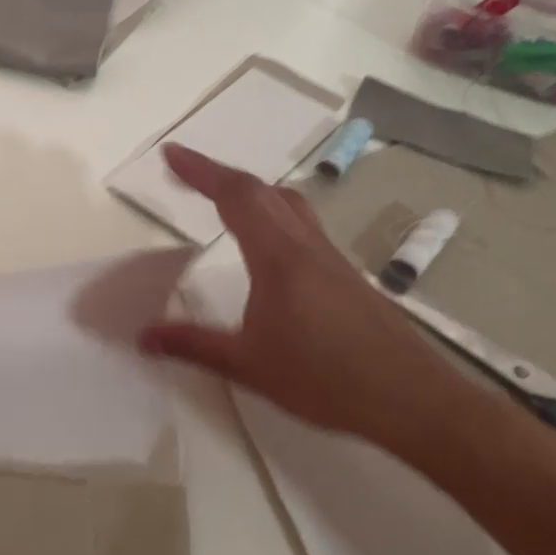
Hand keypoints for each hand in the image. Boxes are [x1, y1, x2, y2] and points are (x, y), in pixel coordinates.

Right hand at [138, 144, 468, 447]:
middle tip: (184, 173)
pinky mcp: (346, 277)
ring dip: (252, 192)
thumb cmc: (326, 379)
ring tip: (222, 199)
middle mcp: (307, 246)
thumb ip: (192, 345)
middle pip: (263, 191)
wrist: (413, 400)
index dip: (201, 170)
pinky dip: (273, 216)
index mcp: (278, 257)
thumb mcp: (248, 365)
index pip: (236, 196)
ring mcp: (331, 260)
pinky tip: (266, 248)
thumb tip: (142, 337)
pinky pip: (303, 227)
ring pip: (289, 205)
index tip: (171, 154)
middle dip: (220, 175)